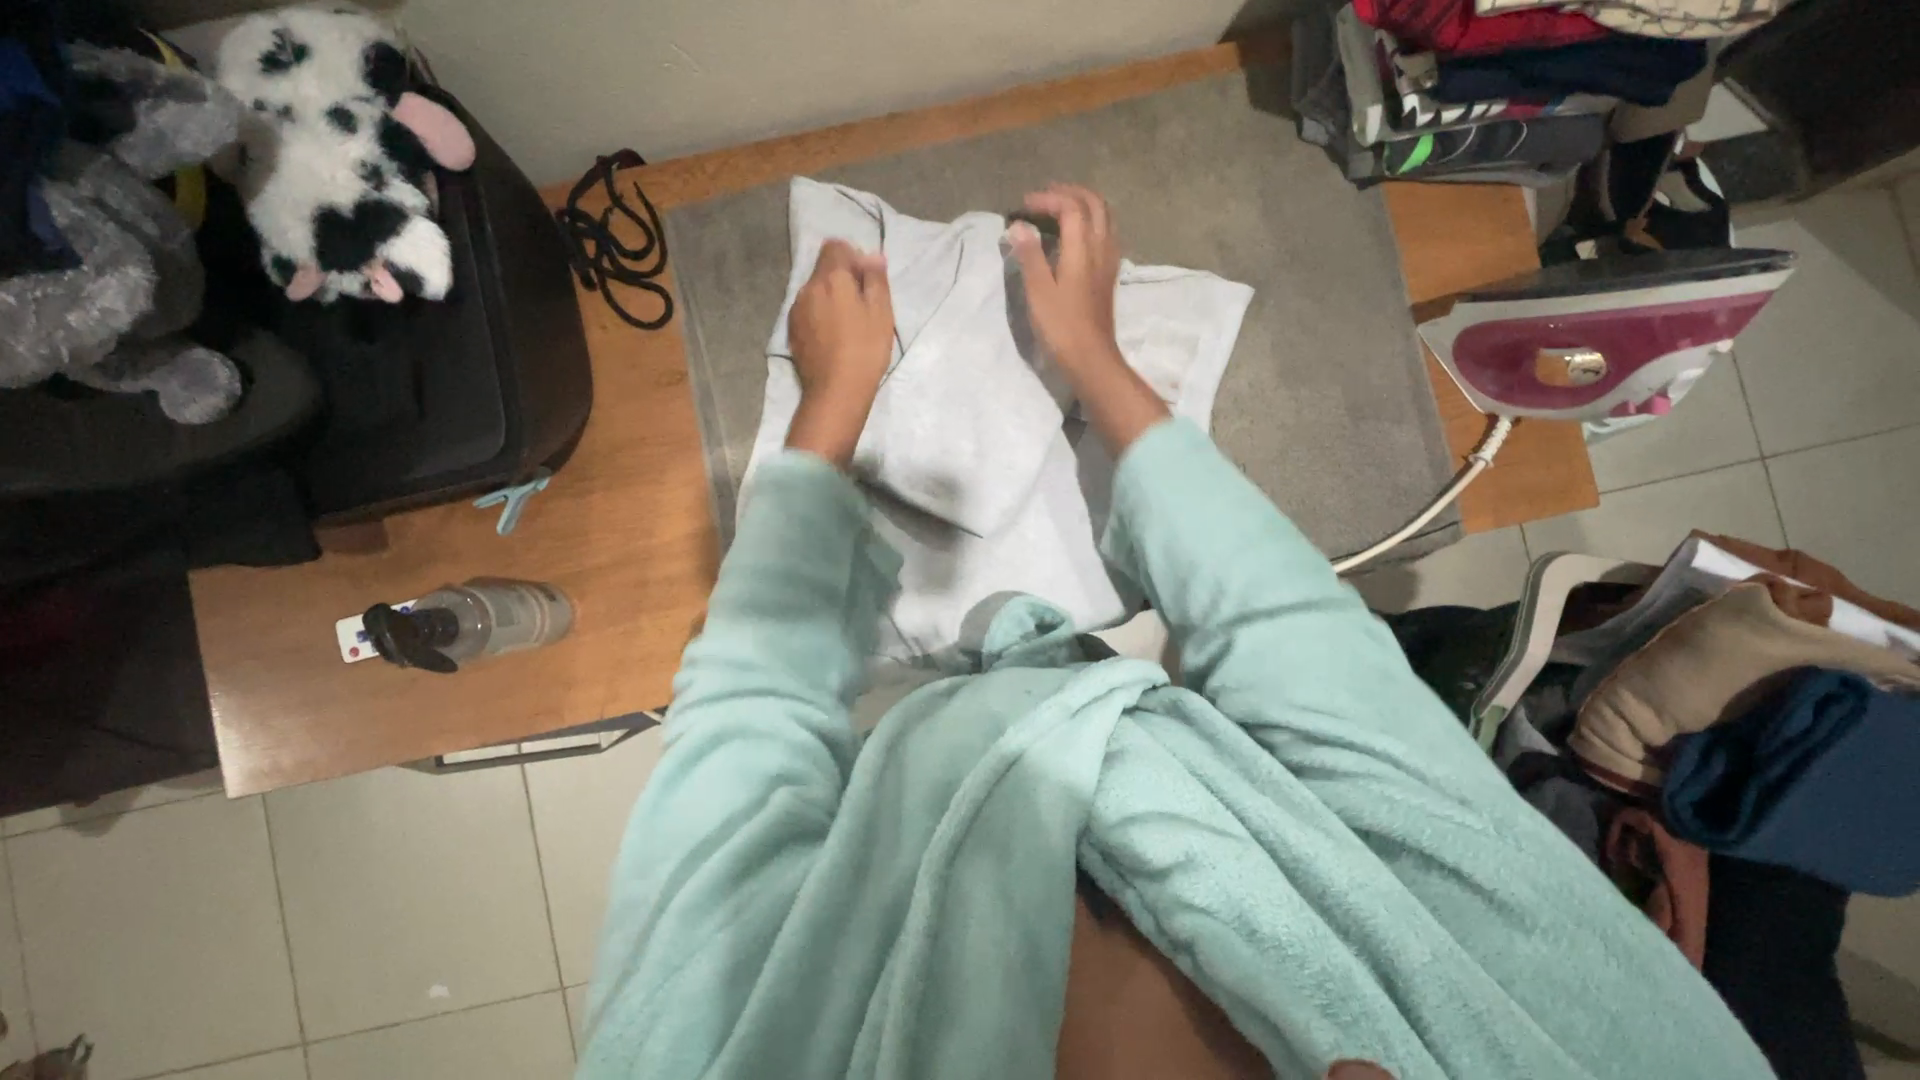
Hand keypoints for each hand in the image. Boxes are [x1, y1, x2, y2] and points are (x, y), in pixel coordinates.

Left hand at [785, 239, 893, 465]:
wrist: (836, 392)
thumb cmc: (865, 350)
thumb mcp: (881, 312)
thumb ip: (875, 279)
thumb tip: (871, 255)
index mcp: (831, 279)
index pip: (835, 247)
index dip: (853, 256)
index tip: (867, 278)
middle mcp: (807, 289)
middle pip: (823, 269)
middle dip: (842, 277)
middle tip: (862, 303)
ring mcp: (796, 311)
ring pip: (815, 291)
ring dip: (831, 297)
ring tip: (848, 322)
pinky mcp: (792, 332)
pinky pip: (808, 310)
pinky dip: (820, 314)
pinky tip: (834, 336)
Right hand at [1010, 184, 1166, 454]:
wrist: (1091, 357)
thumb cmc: (1060, 327)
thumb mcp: (1038, 291)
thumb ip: (1029, 254)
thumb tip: (1019, 225)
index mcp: (1082, 248)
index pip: (1070, 207)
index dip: (1047, 200)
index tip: (1023, 207)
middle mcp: (1101, 248)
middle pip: (1094, 204)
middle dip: (1069, 193)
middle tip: (1044, 198)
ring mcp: (1109, 261)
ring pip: (1104, 217)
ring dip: (1084, 205)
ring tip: (1060, 210)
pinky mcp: (1110, 275)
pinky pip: (1107, 234)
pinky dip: (1092, 223)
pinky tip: (1077, 235)